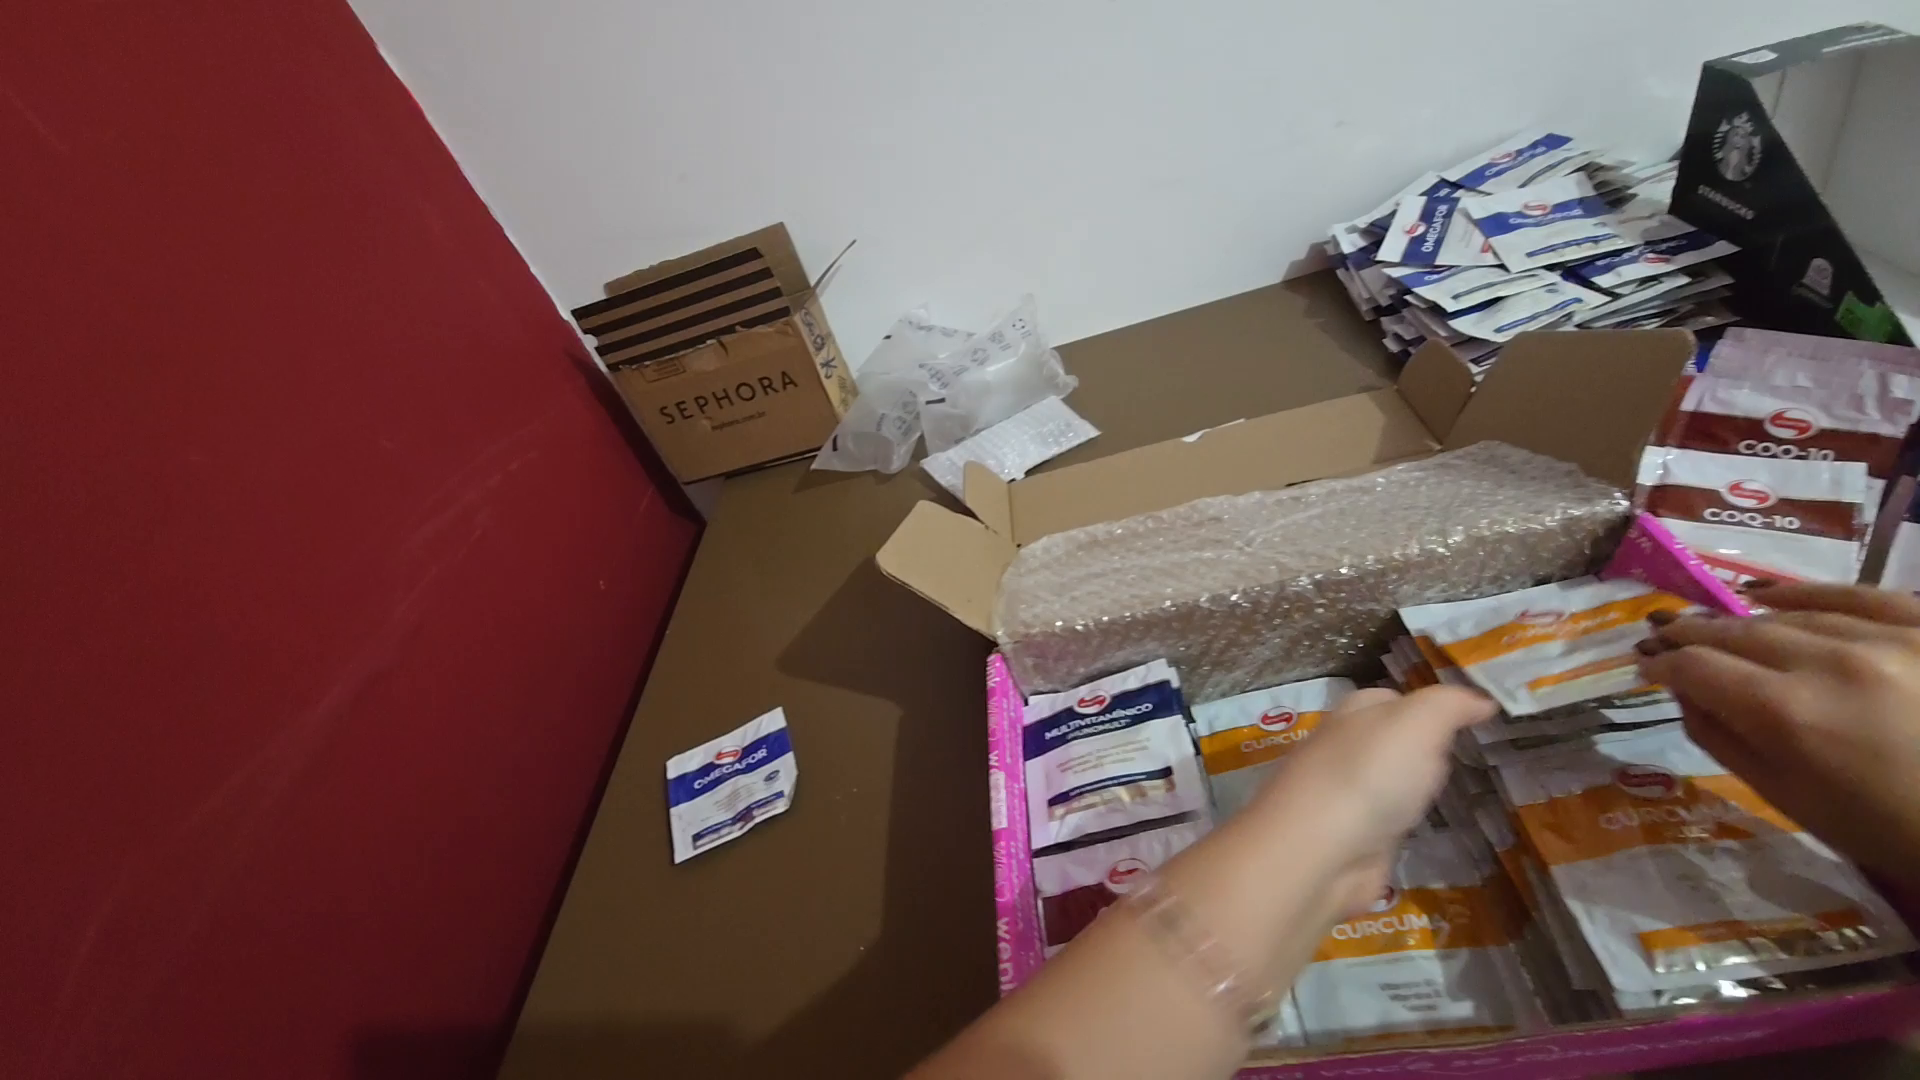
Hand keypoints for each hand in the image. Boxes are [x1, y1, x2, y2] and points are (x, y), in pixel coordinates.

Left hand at [1244, 686, 1496, 913]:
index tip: (1476, 717)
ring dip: (1417, 783)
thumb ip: (1447, 705)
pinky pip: (1389, 818)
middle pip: (1389, 739)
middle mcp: (1343, 749)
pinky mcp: (1354, 836)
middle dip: (1425, 744)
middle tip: (1477, 754)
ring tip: (1468, 787)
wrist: (1320, 852)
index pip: (1390, 698)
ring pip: (1389, 779)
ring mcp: (1345, 794)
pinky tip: (1433, 824)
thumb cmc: (1368, 775)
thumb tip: (1482, 699)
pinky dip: (1408, 819)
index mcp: (1351, 715)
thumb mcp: (1414, 723)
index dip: (1430, 704)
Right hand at [1637, 583, 1919, 885]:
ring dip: (1741, 623)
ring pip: (1787, 615)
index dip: (1659, 664)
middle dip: (1688, 635)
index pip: (1691, 666)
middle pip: (1732, 632)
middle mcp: (1831, 663)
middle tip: (1664, 638)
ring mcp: (1891, 640)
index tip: (1645, 667)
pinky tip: (1770, 597)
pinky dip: (1806, 592)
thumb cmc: (1885, 827)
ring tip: (1717, 629)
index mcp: (1785, 712)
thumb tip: (1682, 688)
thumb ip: (1716, 732)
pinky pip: (1861, 595)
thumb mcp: (1781, 792)